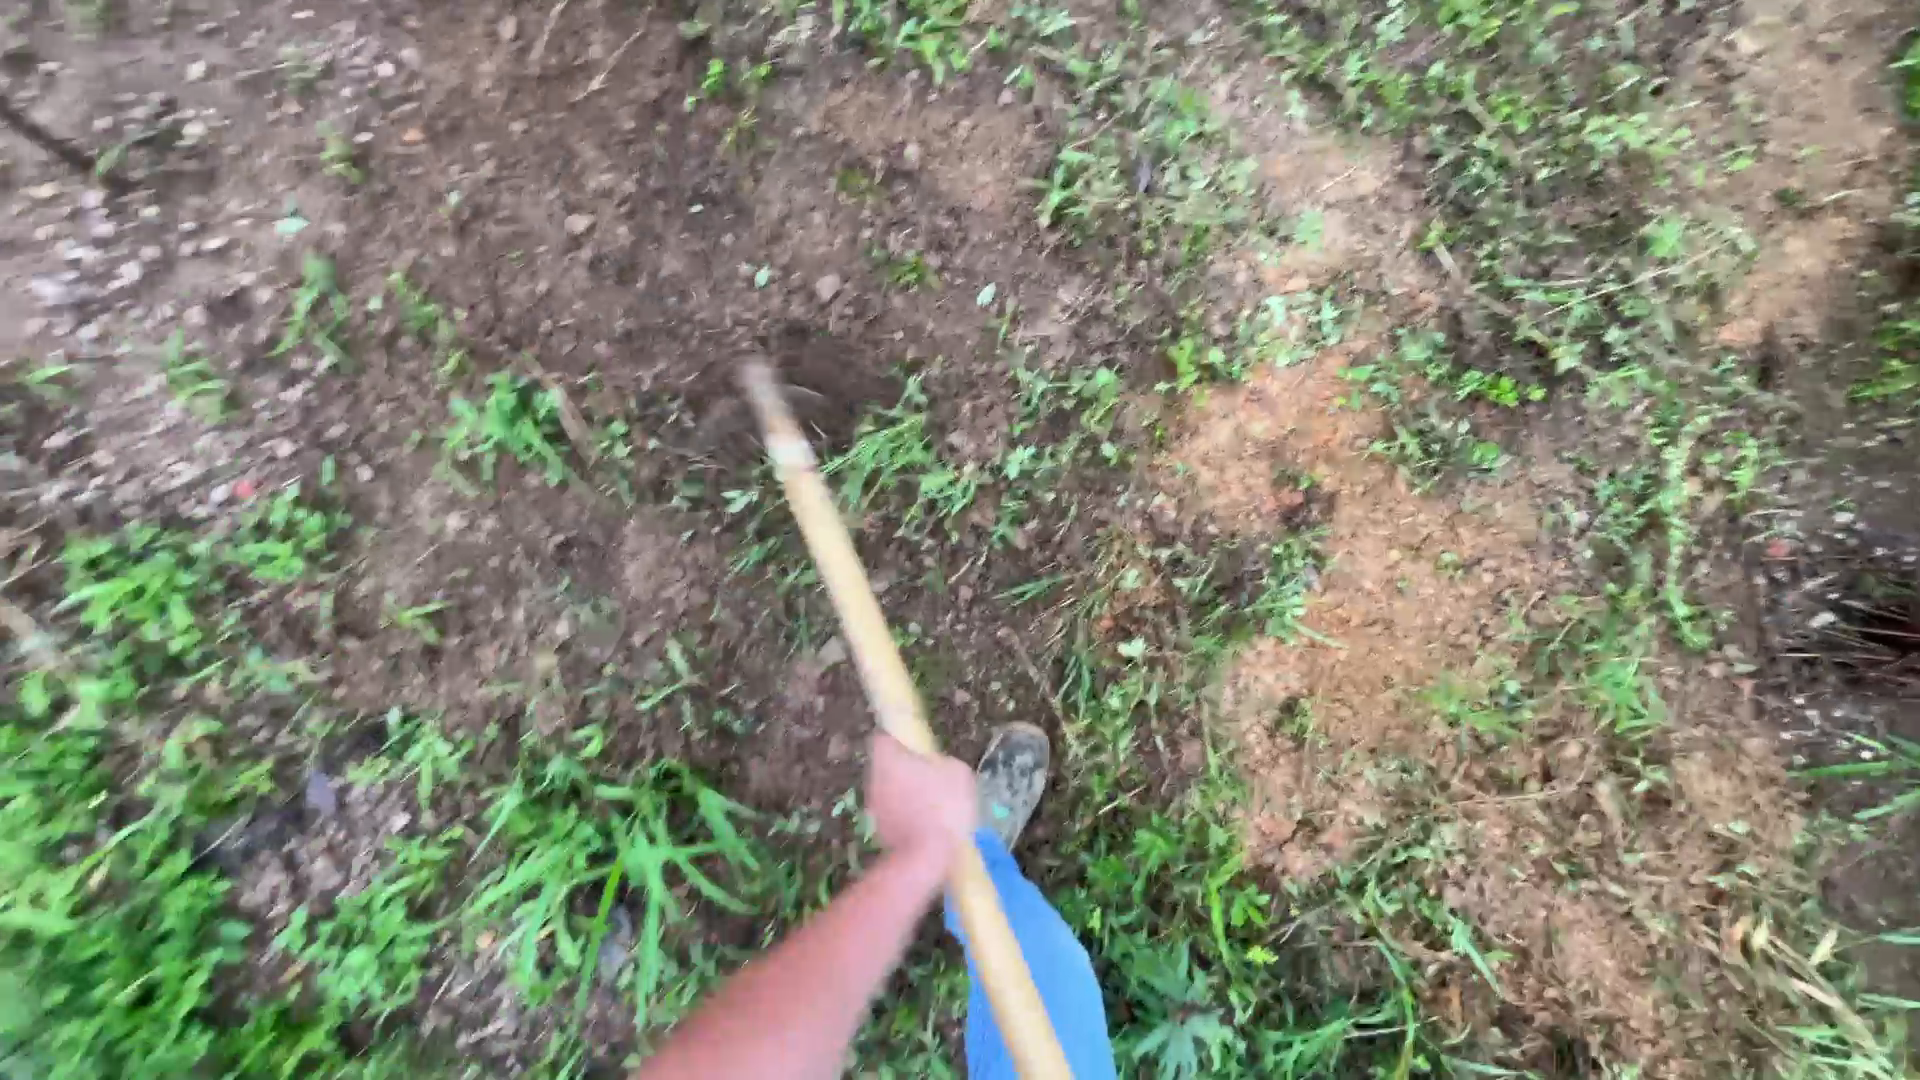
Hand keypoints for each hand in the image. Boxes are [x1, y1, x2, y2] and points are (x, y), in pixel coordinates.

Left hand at [866, 734, 976, 862]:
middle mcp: (874, 779)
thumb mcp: (957, 772)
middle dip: (906, 769)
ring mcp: (873, 807)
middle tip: (932, 777)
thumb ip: (943, 761)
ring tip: (934, 805)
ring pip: (890, 791)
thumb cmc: (942, 806)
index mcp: (888, 758)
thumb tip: (938, 765)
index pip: (883, 738)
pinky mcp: (880, 832)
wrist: (926, 858)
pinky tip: (929, 826)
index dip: (900, 739)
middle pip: (888, 766)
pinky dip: (907, 816)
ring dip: (907, 794)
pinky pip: (895, 814)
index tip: (918, 746)